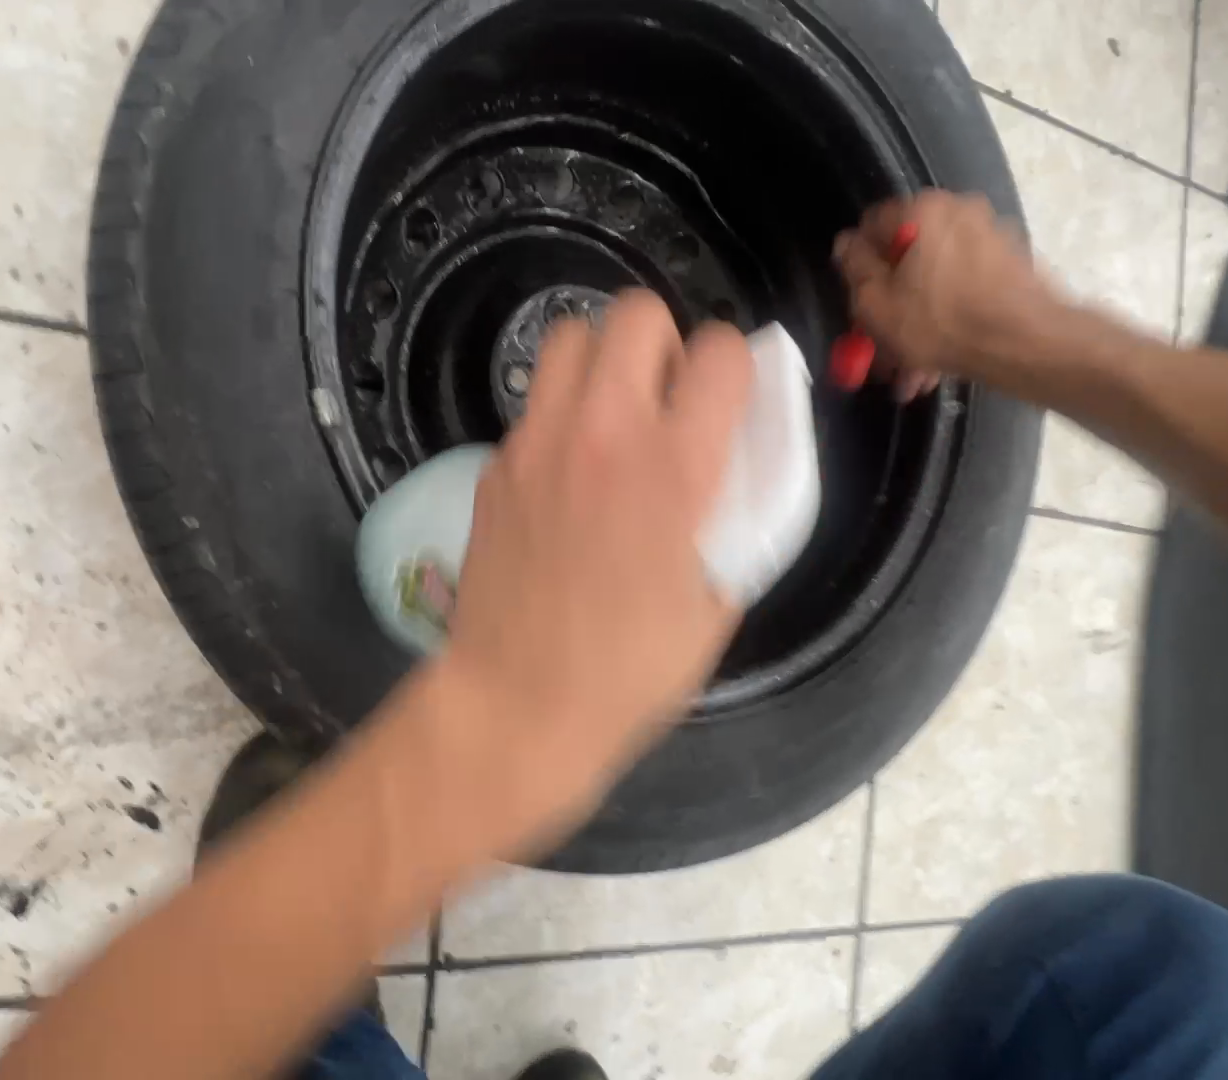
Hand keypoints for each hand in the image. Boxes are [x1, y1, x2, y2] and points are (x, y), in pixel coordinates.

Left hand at [432, 290, 752, 854]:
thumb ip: (730, 520)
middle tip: (664, 399)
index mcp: (674, 467)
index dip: (733, 367)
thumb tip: (726, 476)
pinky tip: (564, 473)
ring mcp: (536, 444)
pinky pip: (533, 407)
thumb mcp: (715, 601)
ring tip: (612, 418)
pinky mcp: (494, 468)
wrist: (517, 702)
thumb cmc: (629, 671)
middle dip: (662, 342)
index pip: (719, 351)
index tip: (726, 401)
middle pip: (633, 313)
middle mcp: (602, 434)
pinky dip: (558, 418)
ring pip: (569, 339)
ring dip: (601, 362)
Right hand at [835, 190, 1066, 399]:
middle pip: (907, 257)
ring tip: (906, 367)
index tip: (855, 296)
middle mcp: (960, 213)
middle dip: (890, 303)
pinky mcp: (1011, 266)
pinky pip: (962, 291)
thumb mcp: (874, 301)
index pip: (872, 224)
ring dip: (915, 322)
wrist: (1022, 343)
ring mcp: (990, 238)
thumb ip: (853, 267)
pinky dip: (946, 319)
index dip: (857, 263)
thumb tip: (845, 243)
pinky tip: (935, 360)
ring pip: (934, 281)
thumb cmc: (937, 322)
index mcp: (923, 211)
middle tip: (878, 341)